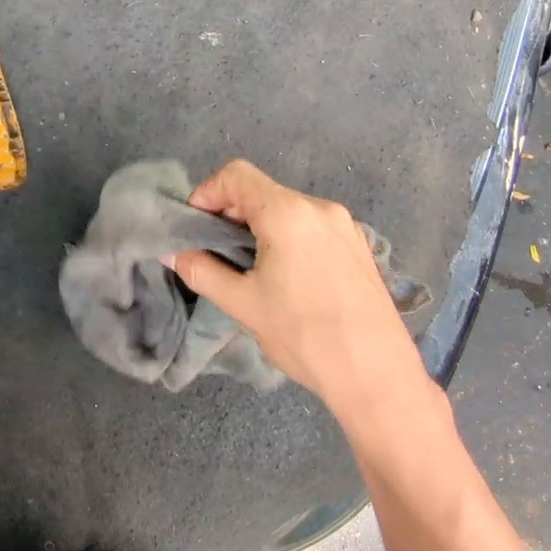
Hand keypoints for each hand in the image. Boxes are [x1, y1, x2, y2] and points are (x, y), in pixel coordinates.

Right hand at [165, 160, 426, 418]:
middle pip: (261, 191)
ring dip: (257, 227)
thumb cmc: (303, 334)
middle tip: (213, 251)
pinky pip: (310, 227)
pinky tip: (283, 277)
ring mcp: (345, 227)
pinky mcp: (358, 248)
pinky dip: (285, 238)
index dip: (206, 193)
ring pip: (286, 210)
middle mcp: (319, 209)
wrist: (377, 376)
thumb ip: (200, 270)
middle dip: (229, 213)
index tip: (195, 227)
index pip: (236, 175)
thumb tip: (173, 253)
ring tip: (246, 267)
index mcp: (288, 214)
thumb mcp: (241, 303)